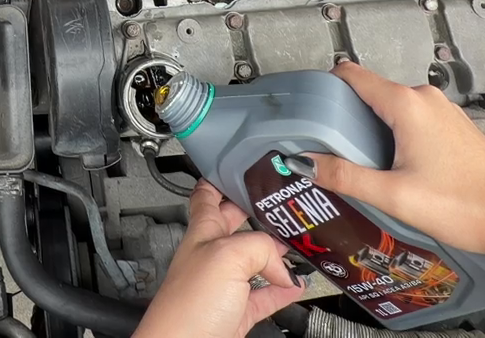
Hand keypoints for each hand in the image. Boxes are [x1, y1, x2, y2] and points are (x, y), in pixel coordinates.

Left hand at [132, 180, 301, 337]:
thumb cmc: (188, 305)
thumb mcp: (226, 256)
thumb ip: (258, 247)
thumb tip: (282, 264)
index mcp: (204, 229)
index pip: (208, 194)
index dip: (222, 180)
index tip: (240, 170)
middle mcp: (211, 253)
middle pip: (235, 224)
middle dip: (257, 215)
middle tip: (279, 208)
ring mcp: (223, 284)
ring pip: (253, 261)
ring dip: (275, 255)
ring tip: (296, 248)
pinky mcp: (235, 314)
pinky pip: (262, 296)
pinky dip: (281, 291)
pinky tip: (295, 287)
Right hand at [308, 61, 484, 259]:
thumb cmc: (467, 208)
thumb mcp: (395, 196)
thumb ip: (345, 176)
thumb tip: (305, 162)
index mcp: (407, 104)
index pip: (351, 74)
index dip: (327, 87)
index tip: (312, 107)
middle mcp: (425, 98)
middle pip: (370, 90)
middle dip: (350, 113)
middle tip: (336, 145)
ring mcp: (444, 110)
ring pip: (393, 105)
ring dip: (375, 126)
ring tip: (368, 160)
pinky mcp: (456, 126)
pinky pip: (413, 117)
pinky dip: (398, 133)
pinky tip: (401, 166)